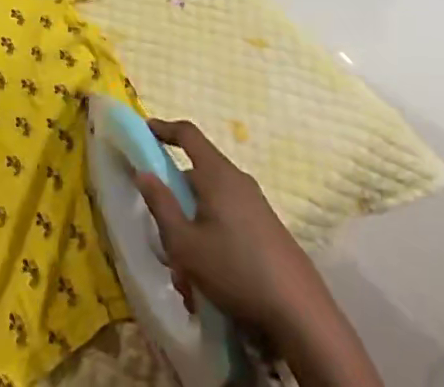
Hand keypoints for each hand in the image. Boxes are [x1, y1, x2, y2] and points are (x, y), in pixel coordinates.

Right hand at [133, 119, 330, 338]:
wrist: (300, 315)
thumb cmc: (234, 270)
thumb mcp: (185, 243)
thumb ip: (161, 205)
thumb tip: (143, 172)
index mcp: (218, 175)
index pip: (188, 135)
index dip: (163, 128)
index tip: (144, 130)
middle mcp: (238, 182)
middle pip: (196, 177)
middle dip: (174, 205)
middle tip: (162, 235)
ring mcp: (255, 206)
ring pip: (209, 207)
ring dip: (191, 233)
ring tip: (186, 277)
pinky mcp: (265, 230)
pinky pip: (226, 224)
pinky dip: (210, 243)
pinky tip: (207, 285)